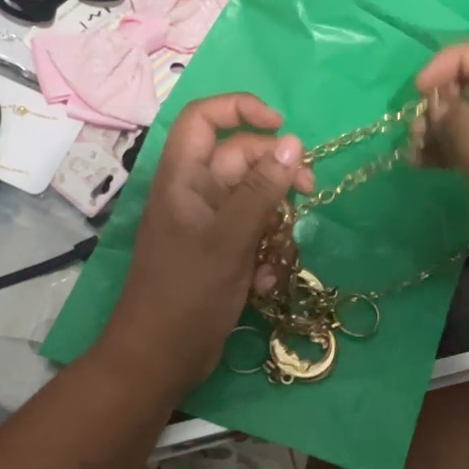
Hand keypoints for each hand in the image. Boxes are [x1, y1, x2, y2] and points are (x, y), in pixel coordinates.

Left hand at [99, 94, 315, 394]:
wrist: (159, 359)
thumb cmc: (186, 294)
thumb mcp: (229, 239)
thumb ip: (262, 190)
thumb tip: (293, 142)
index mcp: (183, 178)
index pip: (206, 118)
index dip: (242, 109)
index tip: (283, 126)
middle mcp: (193, 195)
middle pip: (241, 160)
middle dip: (276, 175)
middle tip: (309, 192)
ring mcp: (206, 227)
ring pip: (253, 202)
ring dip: (275, 224)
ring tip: (279, 255)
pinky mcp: (219, 257)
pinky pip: (252, 238)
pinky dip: (264, 255)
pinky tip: (265, 283)